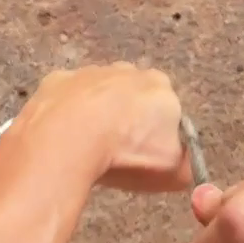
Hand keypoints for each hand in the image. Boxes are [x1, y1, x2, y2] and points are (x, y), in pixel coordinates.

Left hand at [0, 63, 189, 192]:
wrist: (69, 138)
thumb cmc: (126, 153)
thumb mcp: (172, 171)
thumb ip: (184, 164)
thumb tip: (183, 166)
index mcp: (160, 87)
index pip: (167, 108)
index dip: (158, 133)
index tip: (147, 156)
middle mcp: (128, 71)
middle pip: (132, 95)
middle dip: (127, 118)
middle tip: (117, 153)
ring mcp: (91, 72)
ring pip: (98, 93)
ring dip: (95, 114)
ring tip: (86, 149)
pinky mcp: (59, 80)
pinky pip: (65, 97)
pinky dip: (64, 114)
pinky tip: (61, 138)